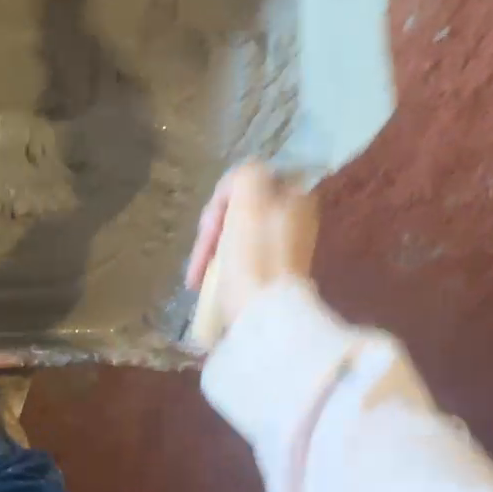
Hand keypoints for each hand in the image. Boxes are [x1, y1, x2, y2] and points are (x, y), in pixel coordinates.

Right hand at [184, 162, 319, 341]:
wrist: (264, 315)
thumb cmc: (252, 259)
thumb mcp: (248, 202)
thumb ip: (244, 176)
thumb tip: (236, 183)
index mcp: (293, 195)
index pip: (244, 182)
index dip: (219, 203)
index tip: (207, 229)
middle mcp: (294, 215)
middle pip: (239, 209)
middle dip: (213, 230)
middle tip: (199, 257)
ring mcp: (284, 244)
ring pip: (235, 234)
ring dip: (212, 251)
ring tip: (198, 276)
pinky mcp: (272, 270)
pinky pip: (240, 256)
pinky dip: (222, 265)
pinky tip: (210, 281)